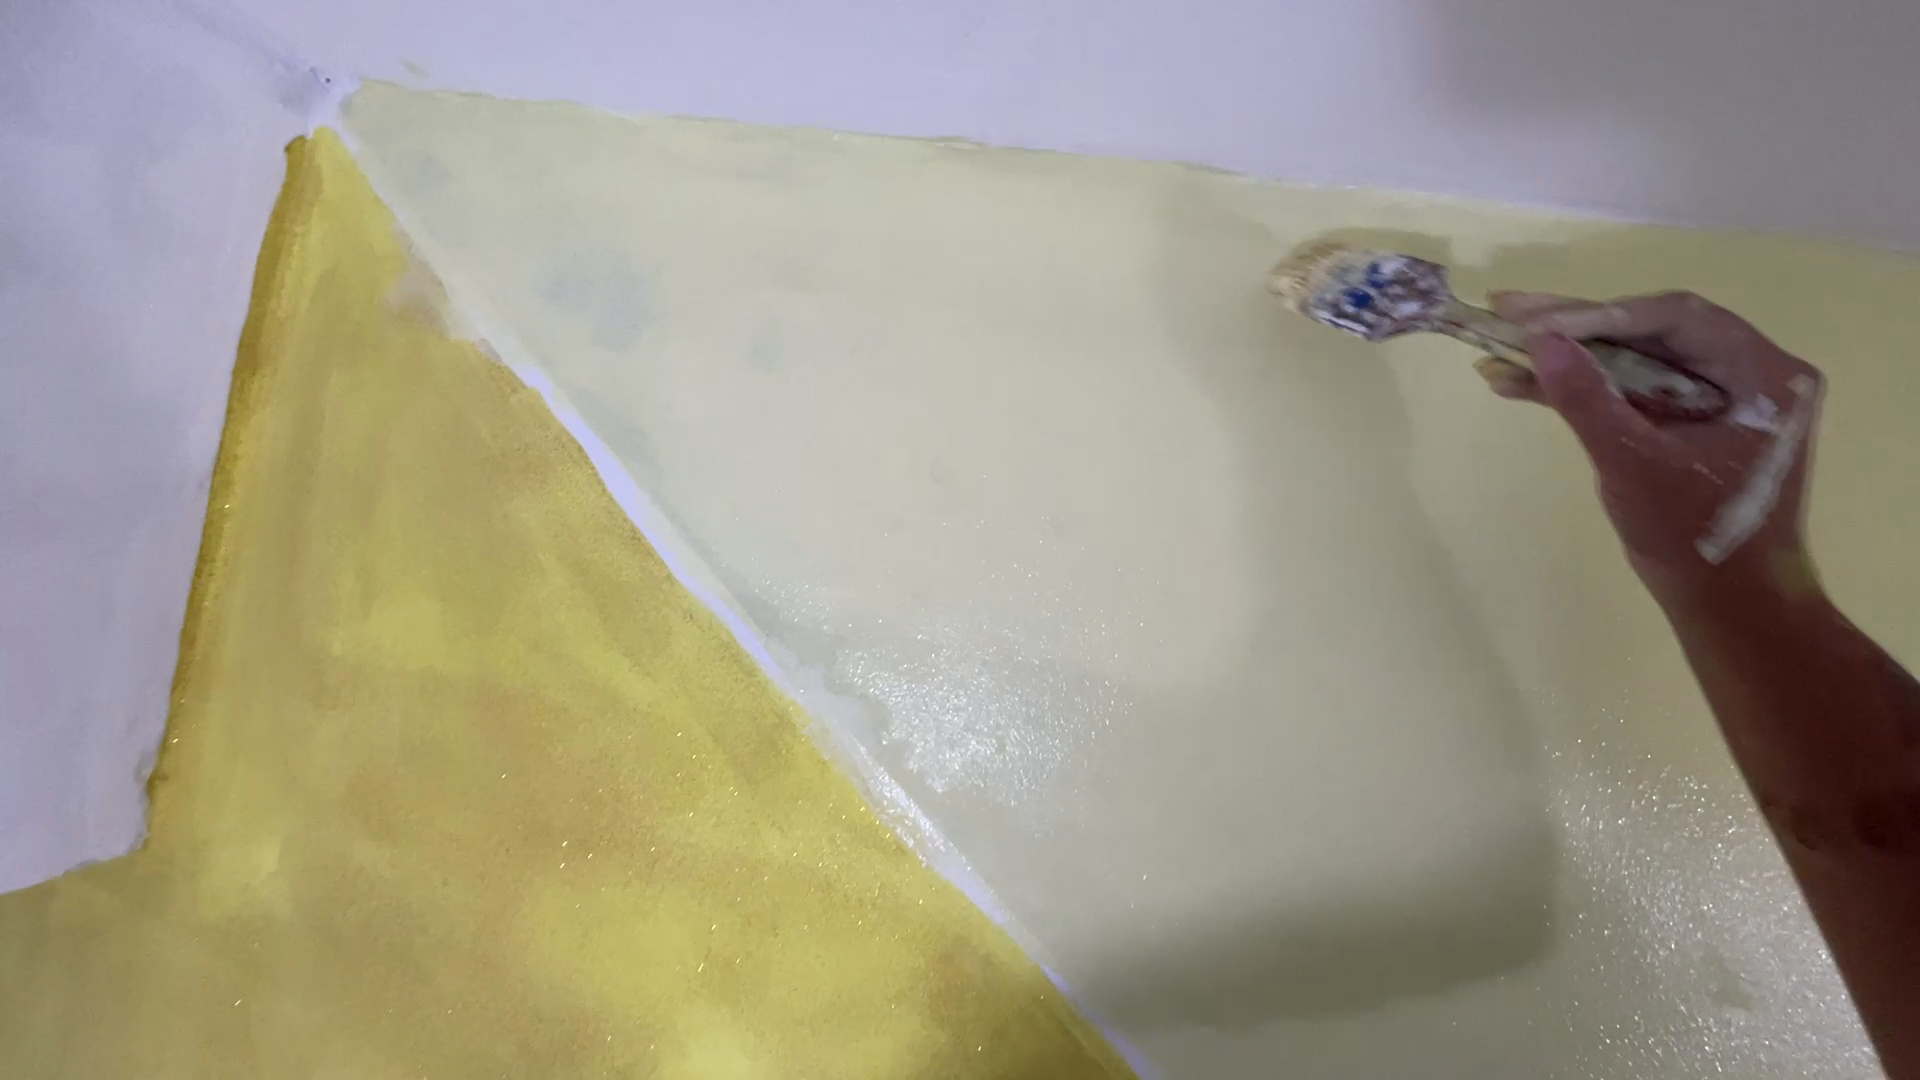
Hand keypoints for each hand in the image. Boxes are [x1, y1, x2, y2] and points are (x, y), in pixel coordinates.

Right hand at [1475, 291, 1825, 605]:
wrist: (1721, 596)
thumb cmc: (1693, 532)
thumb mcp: (1633, 463)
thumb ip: (1587, 399)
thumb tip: (1540, 341)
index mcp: (1761, 374)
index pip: (1675, 318)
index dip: (1599, 314)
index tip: (1533, 321)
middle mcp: (1741, 373)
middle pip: (1646, 331)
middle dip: (1571, 325)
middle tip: (1504, 310)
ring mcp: (1707, 398)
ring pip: (1627, 360)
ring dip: (1562, 358)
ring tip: (1495, 350)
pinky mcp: (1676, 422)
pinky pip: (1621, 391)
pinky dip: (1572, 389)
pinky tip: (1518, 384)